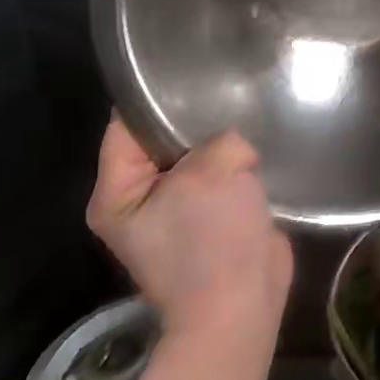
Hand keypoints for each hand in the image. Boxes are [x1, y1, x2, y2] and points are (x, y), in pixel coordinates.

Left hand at [86, 115, 291, 328]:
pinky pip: (225, 180)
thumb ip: (222, 142)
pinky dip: (241, 169)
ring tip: (251, 121)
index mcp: (118, 192)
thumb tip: (238, 148)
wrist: (242, 306)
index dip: (154, 99)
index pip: (125, 128)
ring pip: (201, 159)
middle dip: (198, 123)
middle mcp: (143, 199)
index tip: (190, 73)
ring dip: (225, 148)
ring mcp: (180, 211)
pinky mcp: (215, 220)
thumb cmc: (211, 242)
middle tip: (231, 94)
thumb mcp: (209, 175)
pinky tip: (261, 154)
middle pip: (166, 141)